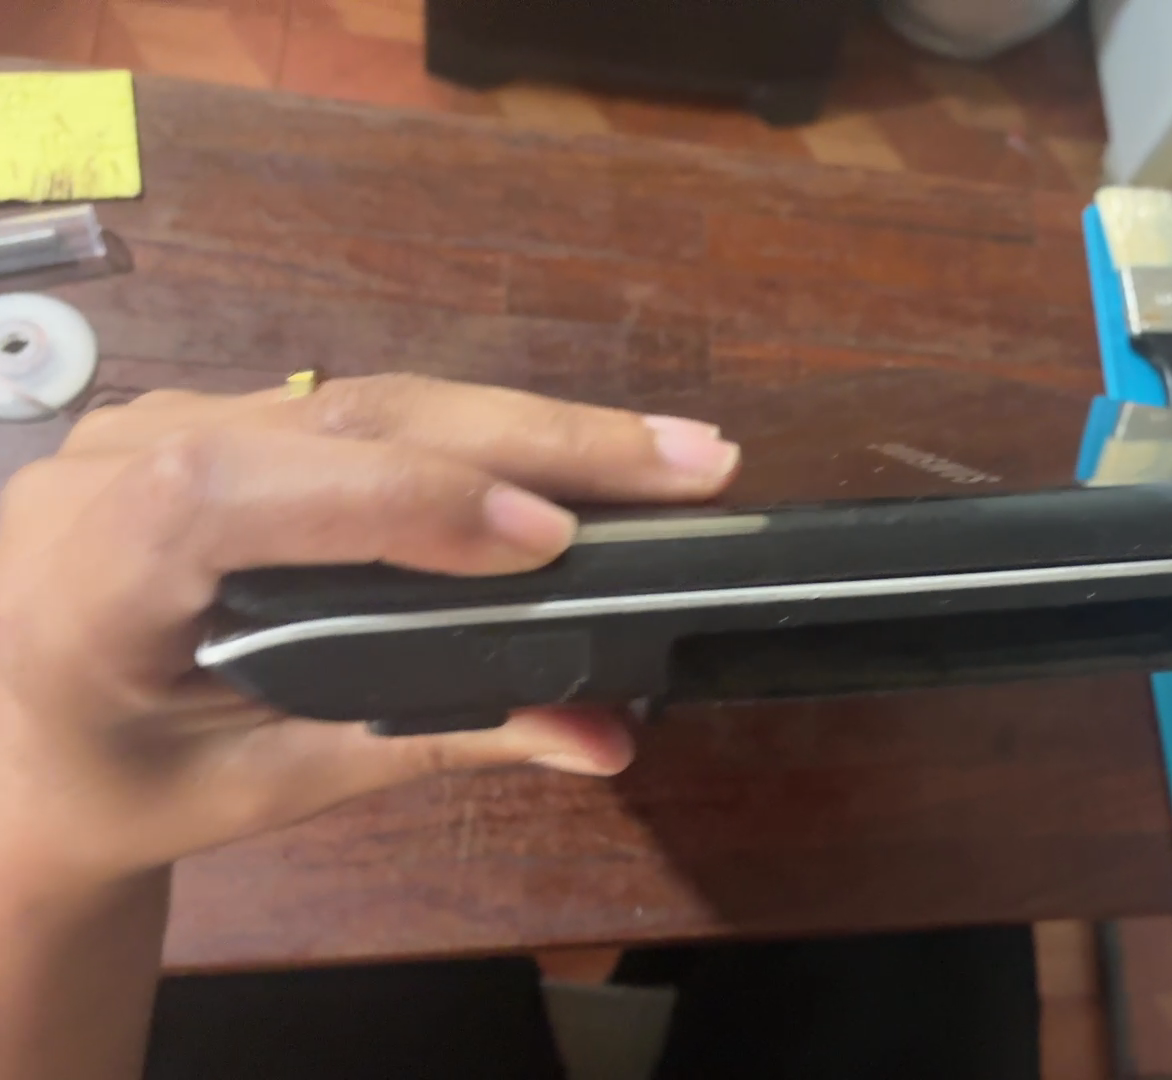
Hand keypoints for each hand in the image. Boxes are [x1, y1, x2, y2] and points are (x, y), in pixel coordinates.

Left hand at [0, 374, 739, 893]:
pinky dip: (524, 432)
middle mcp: (146, 456)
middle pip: (378, 418)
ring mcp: (214, 418)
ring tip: (679, 452)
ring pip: (412, 401)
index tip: (551, 540)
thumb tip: (605, 739)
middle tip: (697, 461)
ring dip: (562, 427)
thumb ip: (437, 742)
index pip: (241, 495)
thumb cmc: (110, 776)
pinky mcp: (276, 420)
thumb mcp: (264, 782)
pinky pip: (413, 413)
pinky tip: (605, 450)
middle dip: (557, 442)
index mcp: (88, 565)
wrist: (9, 722)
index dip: (410, 502)